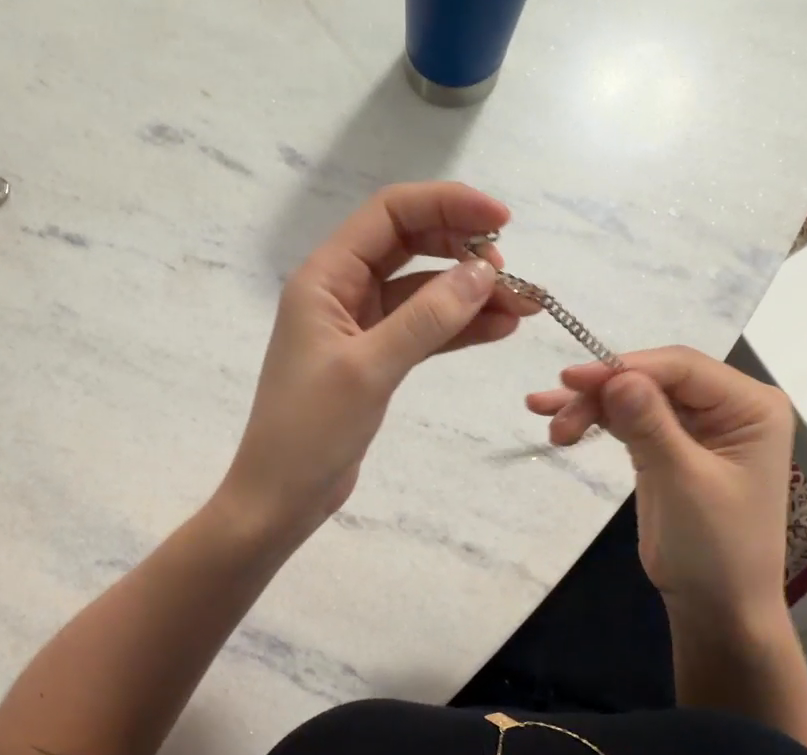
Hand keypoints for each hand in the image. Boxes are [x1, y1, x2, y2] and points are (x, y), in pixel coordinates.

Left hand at [217, 183, 541, 540]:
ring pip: (422, 293)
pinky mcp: (373, 361)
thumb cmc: (310, 430)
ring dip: (470, 295)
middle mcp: (340, 291)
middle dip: (464, 254)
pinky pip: (422, 331)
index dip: (447, 206)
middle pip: (410, 246)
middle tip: (514, 279)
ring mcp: (358, 327)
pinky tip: (498, 330)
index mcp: (325, 277)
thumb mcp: (370, 369)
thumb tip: (484, 272)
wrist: (281, 496)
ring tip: (525, 308)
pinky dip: (458, 328)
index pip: (390, 215)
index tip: (503, 223)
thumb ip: (427, 318)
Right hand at [526, 347, 794, 620]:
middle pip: (654, 380)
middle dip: (600, 392)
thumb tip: (615, 376)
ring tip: (547, 423)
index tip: (571, 378)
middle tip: (550, 412)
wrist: (717, 604)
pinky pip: (629, 423)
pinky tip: (560, 425)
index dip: (626, 367)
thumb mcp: (683, 481)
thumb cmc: (716, 546)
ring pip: (635, 399)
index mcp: (750, 406)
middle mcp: (726, 407)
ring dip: (590, 407)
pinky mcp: (667, 449)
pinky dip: (596, 422)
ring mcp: (696, 428)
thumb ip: (650, 425)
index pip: (682, 368)